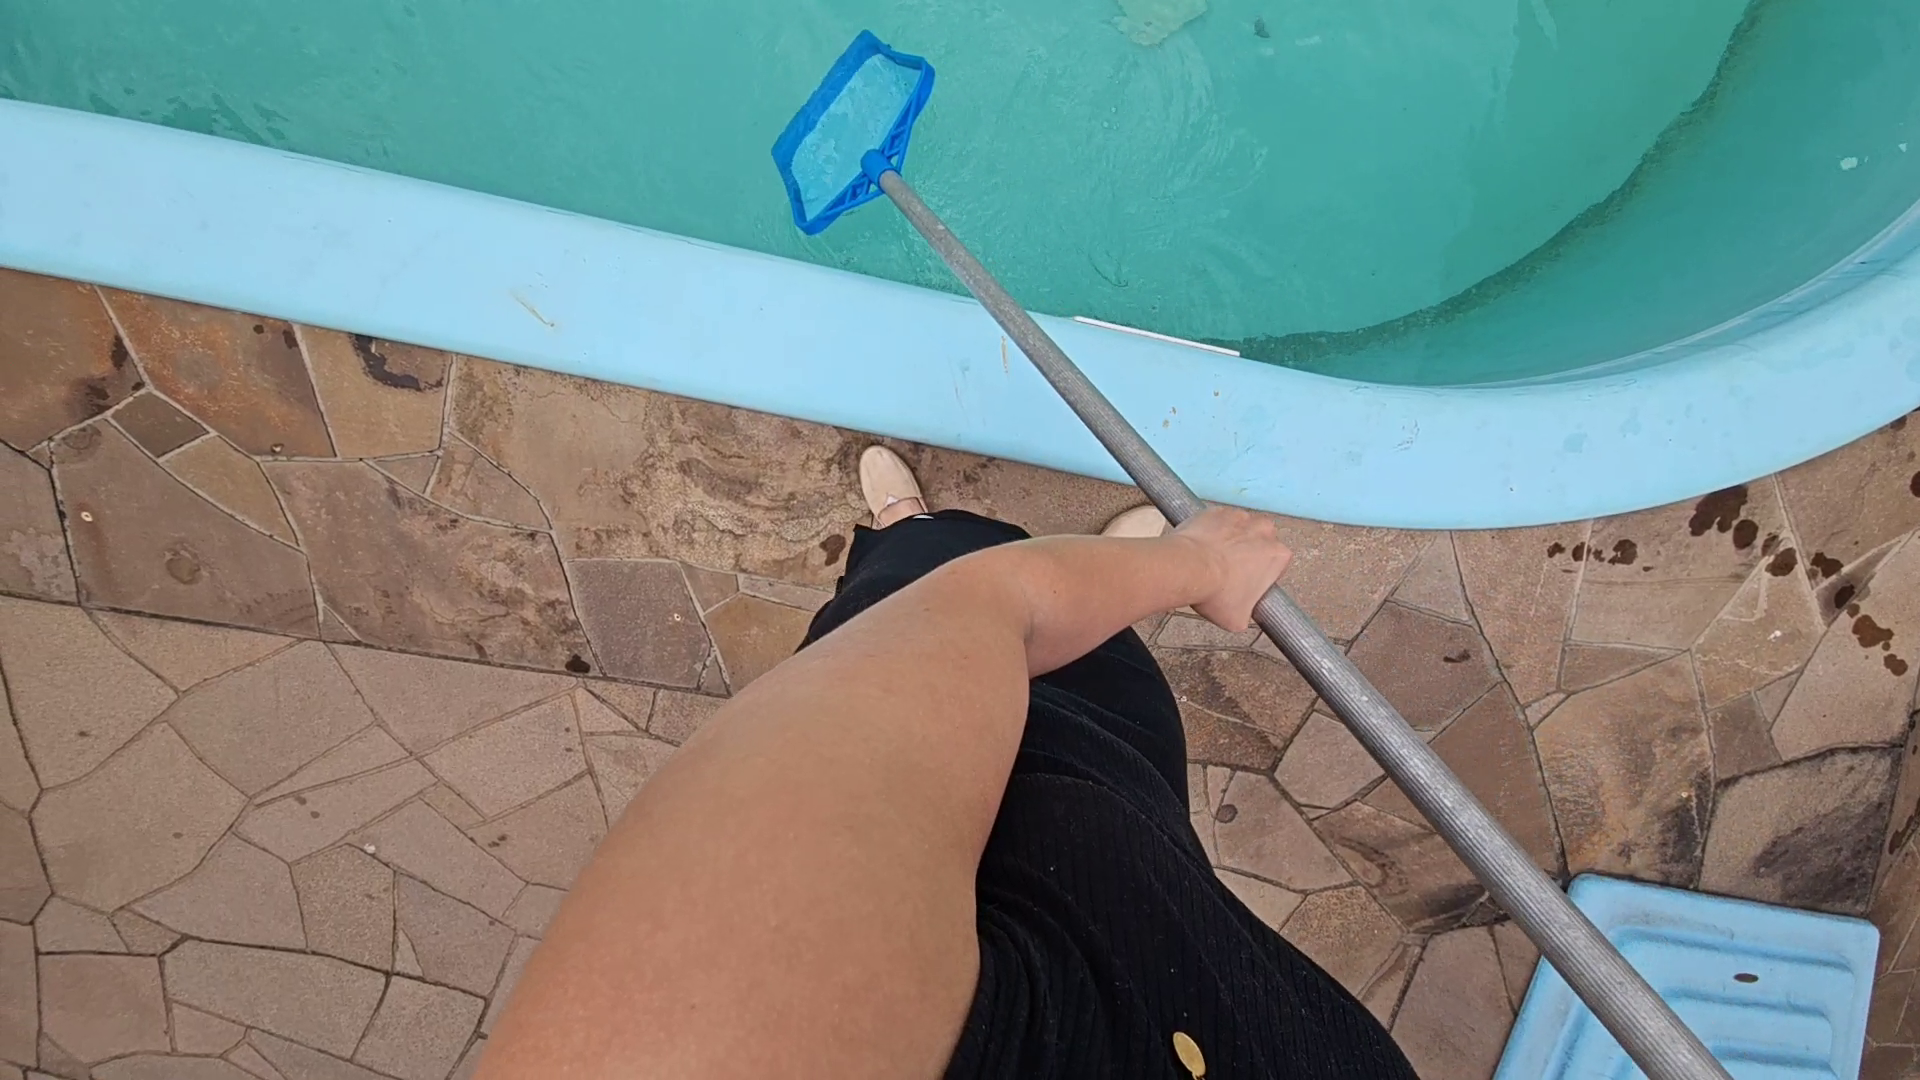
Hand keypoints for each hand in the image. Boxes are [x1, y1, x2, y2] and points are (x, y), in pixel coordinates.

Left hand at [1171, 507, 1292, 631]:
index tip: (1247, 581)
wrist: (1186, 569)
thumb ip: (1246, 614)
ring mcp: (1239, 517)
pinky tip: (1201, 544)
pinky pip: (1217, 519)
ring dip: (1231, 537)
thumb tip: (1240, 617)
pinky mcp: (1216, 511)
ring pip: (1240, 526)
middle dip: (1249, 551)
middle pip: (1261, 539)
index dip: (1262, 572)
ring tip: (1213, 556)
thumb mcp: (1237, 619)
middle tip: (1229, 568)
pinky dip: (1211, 528)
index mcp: (1277, 555)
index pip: (1277, 562)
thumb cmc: (1214, 592)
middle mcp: (1263, 530)